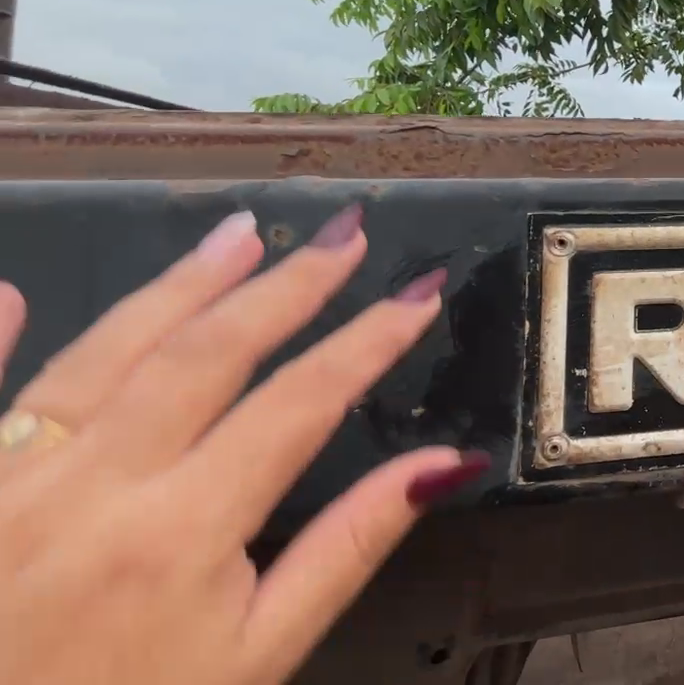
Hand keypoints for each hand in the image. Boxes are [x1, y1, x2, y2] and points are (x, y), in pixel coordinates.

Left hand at [0, 205, 488, 684]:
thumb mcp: (255, 656)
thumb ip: (347, 548)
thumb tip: (448, 463)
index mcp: (181, 528)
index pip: (303, 399)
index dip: (372, 337)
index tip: (422, 292)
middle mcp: (85, 489)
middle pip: (207, 353)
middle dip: (290, 285)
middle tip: (345, 233)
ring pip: (100, 357)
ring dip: (181, 286)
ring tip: (242, 233)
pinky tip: (10, 290)